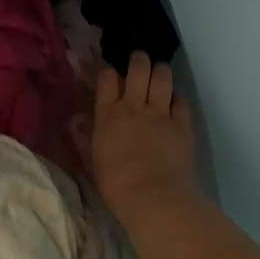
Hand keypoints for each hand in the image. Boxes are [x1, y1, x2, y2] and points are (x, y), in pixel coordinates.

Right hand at [92, 51, 195, 216]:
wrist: (154, 198)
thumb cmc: (117, 185)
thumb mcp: (94, 161)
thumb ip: (87, 139)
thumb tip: (77, 125)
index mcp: (108, 114)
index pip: (106, 78)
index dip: (109, 72)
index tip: (111, 76)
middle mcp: (134, 106)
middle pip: (138, 69)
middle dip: (139, 59)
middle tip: (140, 59)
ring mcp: (160, 113)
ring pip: (162, 78)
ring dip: (161, 72)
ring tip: (160, 72)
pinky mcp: (182, 125)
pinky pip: (182, 102)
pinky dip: (178, 100)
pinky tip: (176, 104)